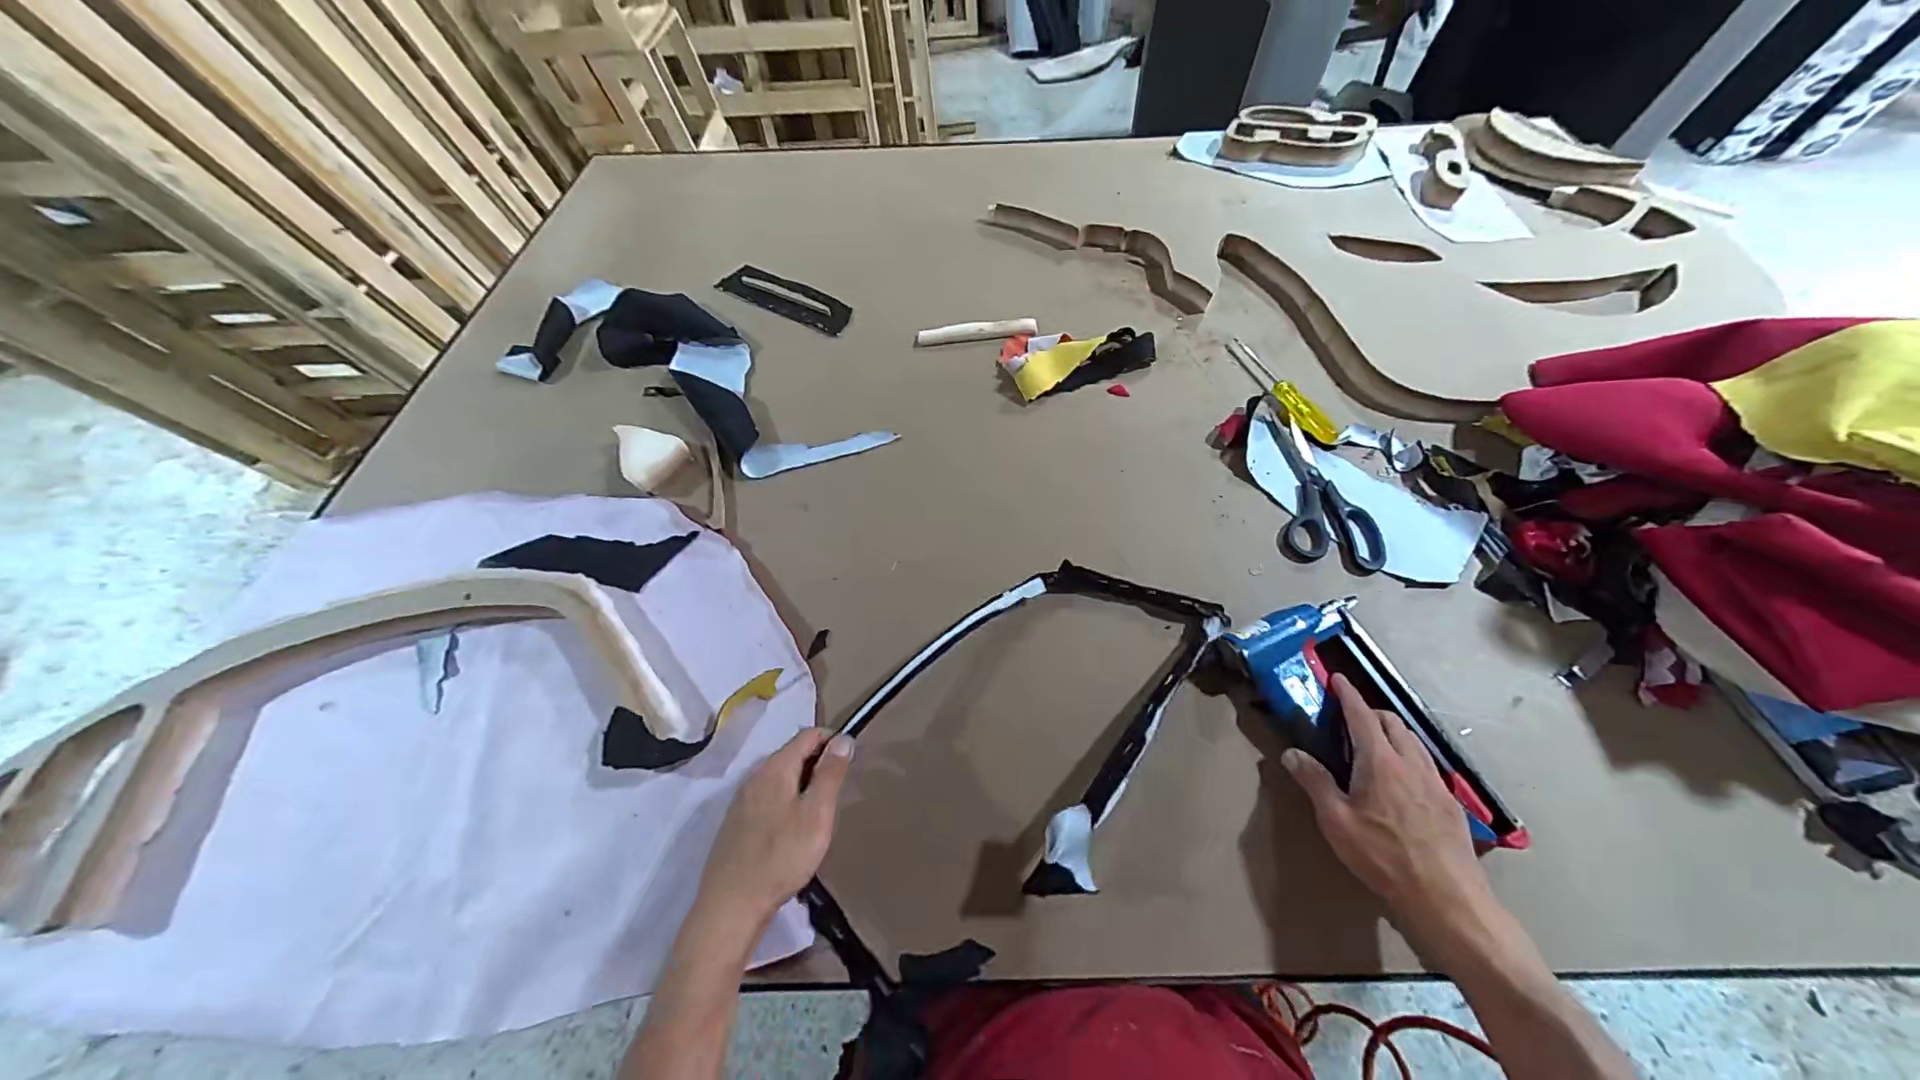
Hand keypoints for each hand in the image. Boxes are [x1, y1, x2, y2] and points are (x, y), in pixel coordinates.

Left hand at [697, 728, 853, 924]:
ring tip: (821, 813)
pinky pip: (769, 798)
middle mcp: (754, 777)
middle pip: (793, 754)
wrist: (731, 906)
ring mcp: (742, 801)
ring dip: (804, 784)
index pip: (808, 734)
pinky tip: (794, 831)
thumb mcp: (817, 813)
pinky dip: (788, 802)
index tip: (850, 763)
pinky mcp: (737, 824)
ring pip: (781, 777)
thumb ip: (830, 773)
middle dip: (819, 763)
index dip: (833, 740)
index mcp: (775, 768)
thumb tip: (843, 738)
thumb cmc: (782, 856)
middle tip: (838, 793)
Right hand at [1282, 674, 1491, 930]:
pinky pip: (1428, 764)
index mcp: (1380, 762)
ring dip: (1392, 732)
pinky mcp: (1450, 804)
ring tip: (1374, 743)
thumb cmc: (1383, 856)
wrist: (1447, 898)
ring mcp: (1436, 783)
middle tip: (1350, 716)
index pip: (1362, 716)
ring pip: (1414, 742)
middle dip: (1371, 711)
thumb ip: (1314, 782)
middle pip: (1393, 723)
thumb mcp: (1336, 821)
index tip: (1338, 678)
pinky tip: (1401, 778)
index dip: (1348, 694)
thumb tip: (1292, 753)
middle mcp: (1411, 764)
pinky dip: (1409, 755)